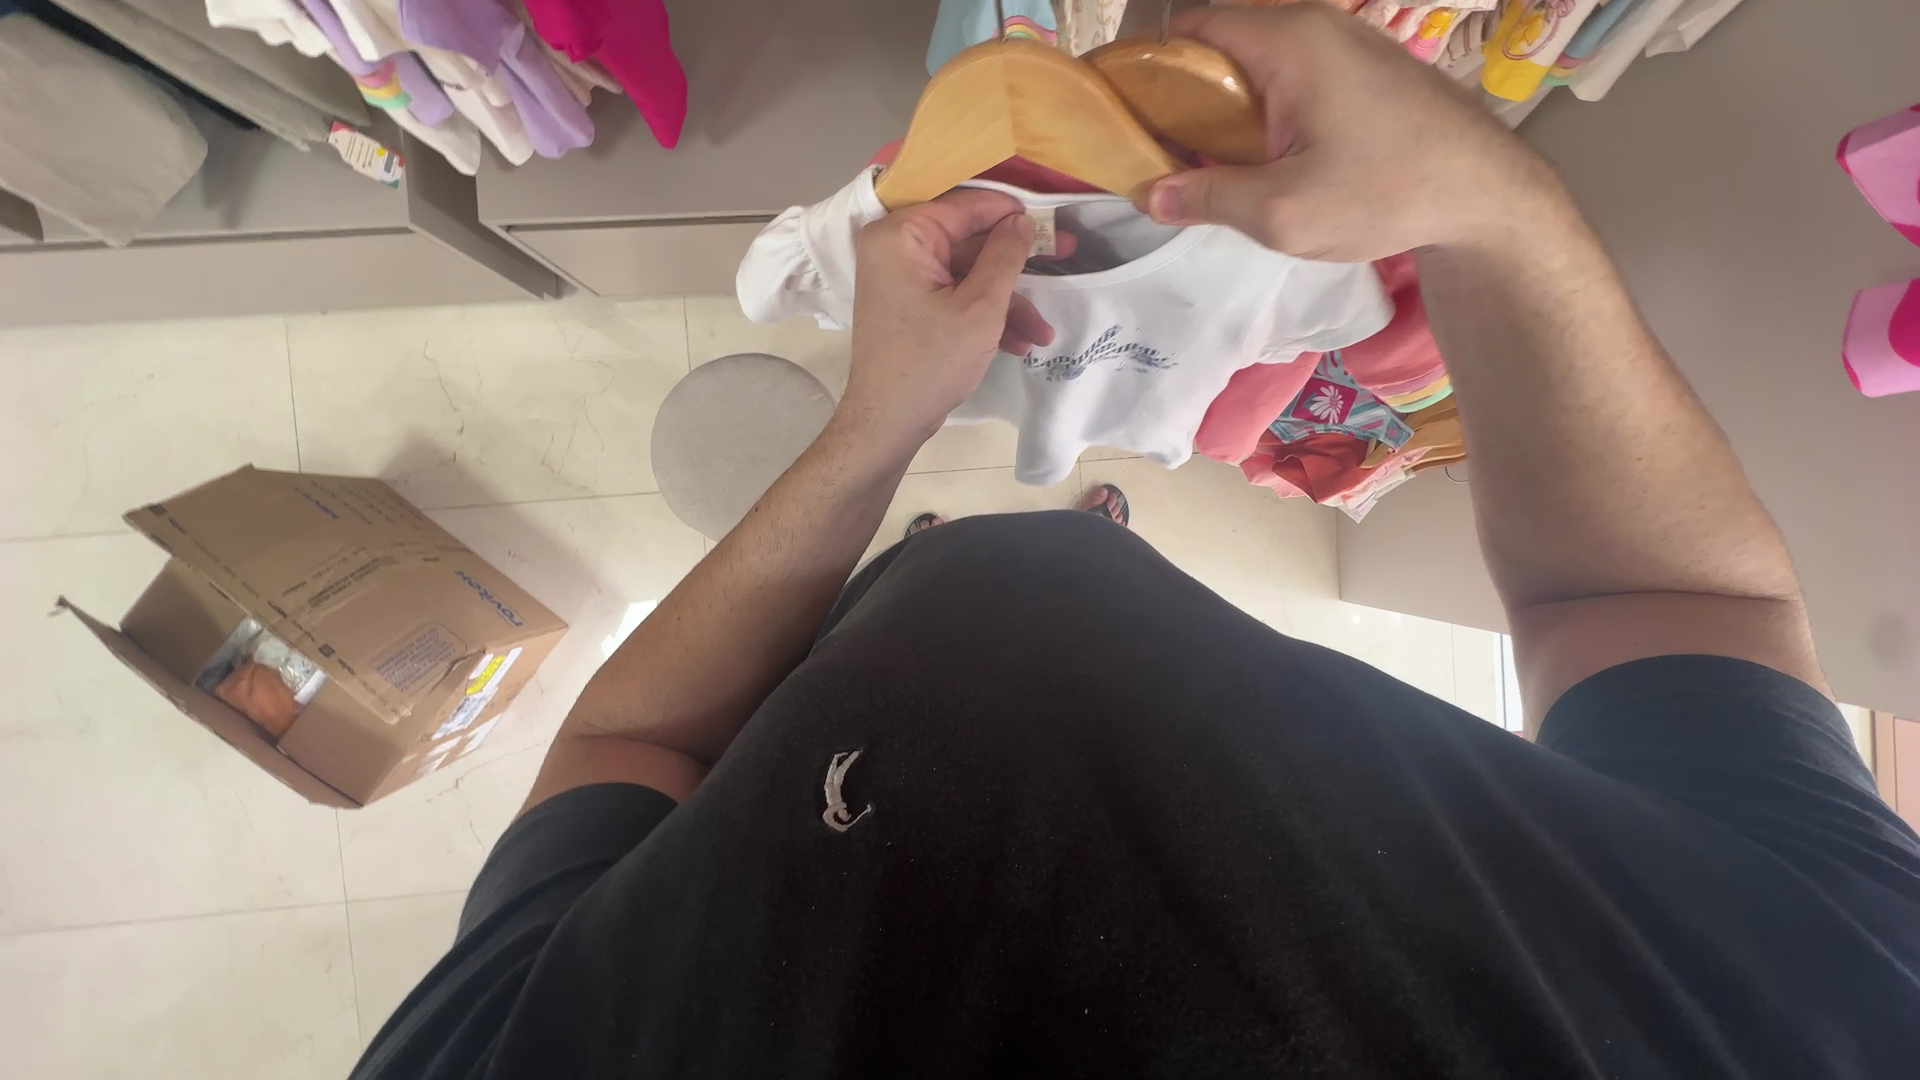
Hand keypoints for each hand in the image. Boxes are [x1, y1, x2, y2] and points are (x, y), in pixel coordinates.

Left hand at [840, 189, 1048, 447]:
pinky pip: (955, 298)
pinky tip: (1018, 344)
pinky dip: (985, 317)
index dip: (1011, 212)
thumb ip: (1005, 257)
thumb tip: (1022, 221)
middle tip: (1067, 257)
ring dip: (1008, 304)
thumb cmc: (931, 363)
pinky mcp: (912, 309)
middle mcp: (896, 250)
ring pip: (968, 277)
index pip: (964, 206)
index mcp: (901, 236)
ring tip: (1042, 334)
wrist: (890, 422)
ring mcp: (903, 282)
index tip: (1051, 219)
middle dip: (1016, 267)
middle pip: (969, 243)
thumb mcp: (979, 308)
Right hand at [1140, 4, 1568, 260]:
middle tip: (1163, 155)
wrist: (1483, 194)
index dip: (1149, 67)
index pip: (1193, 27)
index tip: (1126, 116)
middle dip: (1180, 97)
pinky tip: (1253, 161)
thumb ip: (1208, 197)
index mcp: (1290, 42)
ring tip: (1204, 165)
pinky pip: (1283, 80)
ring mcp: (1341, 46)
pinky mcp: (1357, 72)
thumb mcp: (1280, 211)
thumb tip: (1148, 193)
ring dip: (1219, 111)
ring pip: (1250, 65)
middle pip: (1218, 45)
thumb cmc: (1382, 193)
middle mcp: (1314, 27)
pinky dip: (1254, 114)